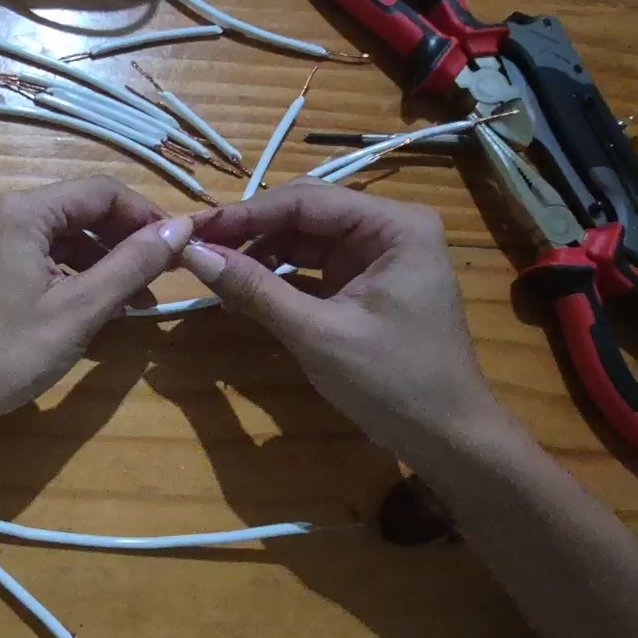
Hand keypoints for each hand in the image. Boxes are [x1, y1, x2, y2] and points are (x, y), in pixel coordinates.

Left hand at [0, 176, 192, 432]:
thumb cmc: (10, 354)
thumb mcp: (80, 310)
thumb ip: (132, 264)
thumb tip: (181, 227)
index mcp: (20, 212)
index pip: (100, 192)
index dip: (145, 216)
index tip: (178, 247)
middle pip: (77, 210)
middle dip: (122, 241)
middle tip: (160, 277)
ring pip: (57, 233)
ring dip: (98, 260)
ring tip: (134, 300)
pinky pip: (34, 252)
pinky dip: (67, 271)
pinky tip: (93, 302)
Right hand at [178, 178, 509, 458]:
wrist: (445, 437)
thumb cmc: (392, 380)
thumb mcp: (315, 333)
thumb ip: (254, 289)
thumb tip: (192, 254)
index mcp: (394, 226)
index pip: (305, 201)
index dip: (244, 214)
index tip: (193, 229)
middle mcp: (387, 230)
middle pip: (303, 214)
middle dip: (250, 232)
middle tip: (197, 249)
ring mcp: (375, 258)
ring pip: (302, 241)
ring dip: (258, 256)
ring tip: (215, 276)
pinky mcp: (363, 286)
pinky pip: (309, 269)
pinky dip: (275, 279)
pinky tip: (241, 295)